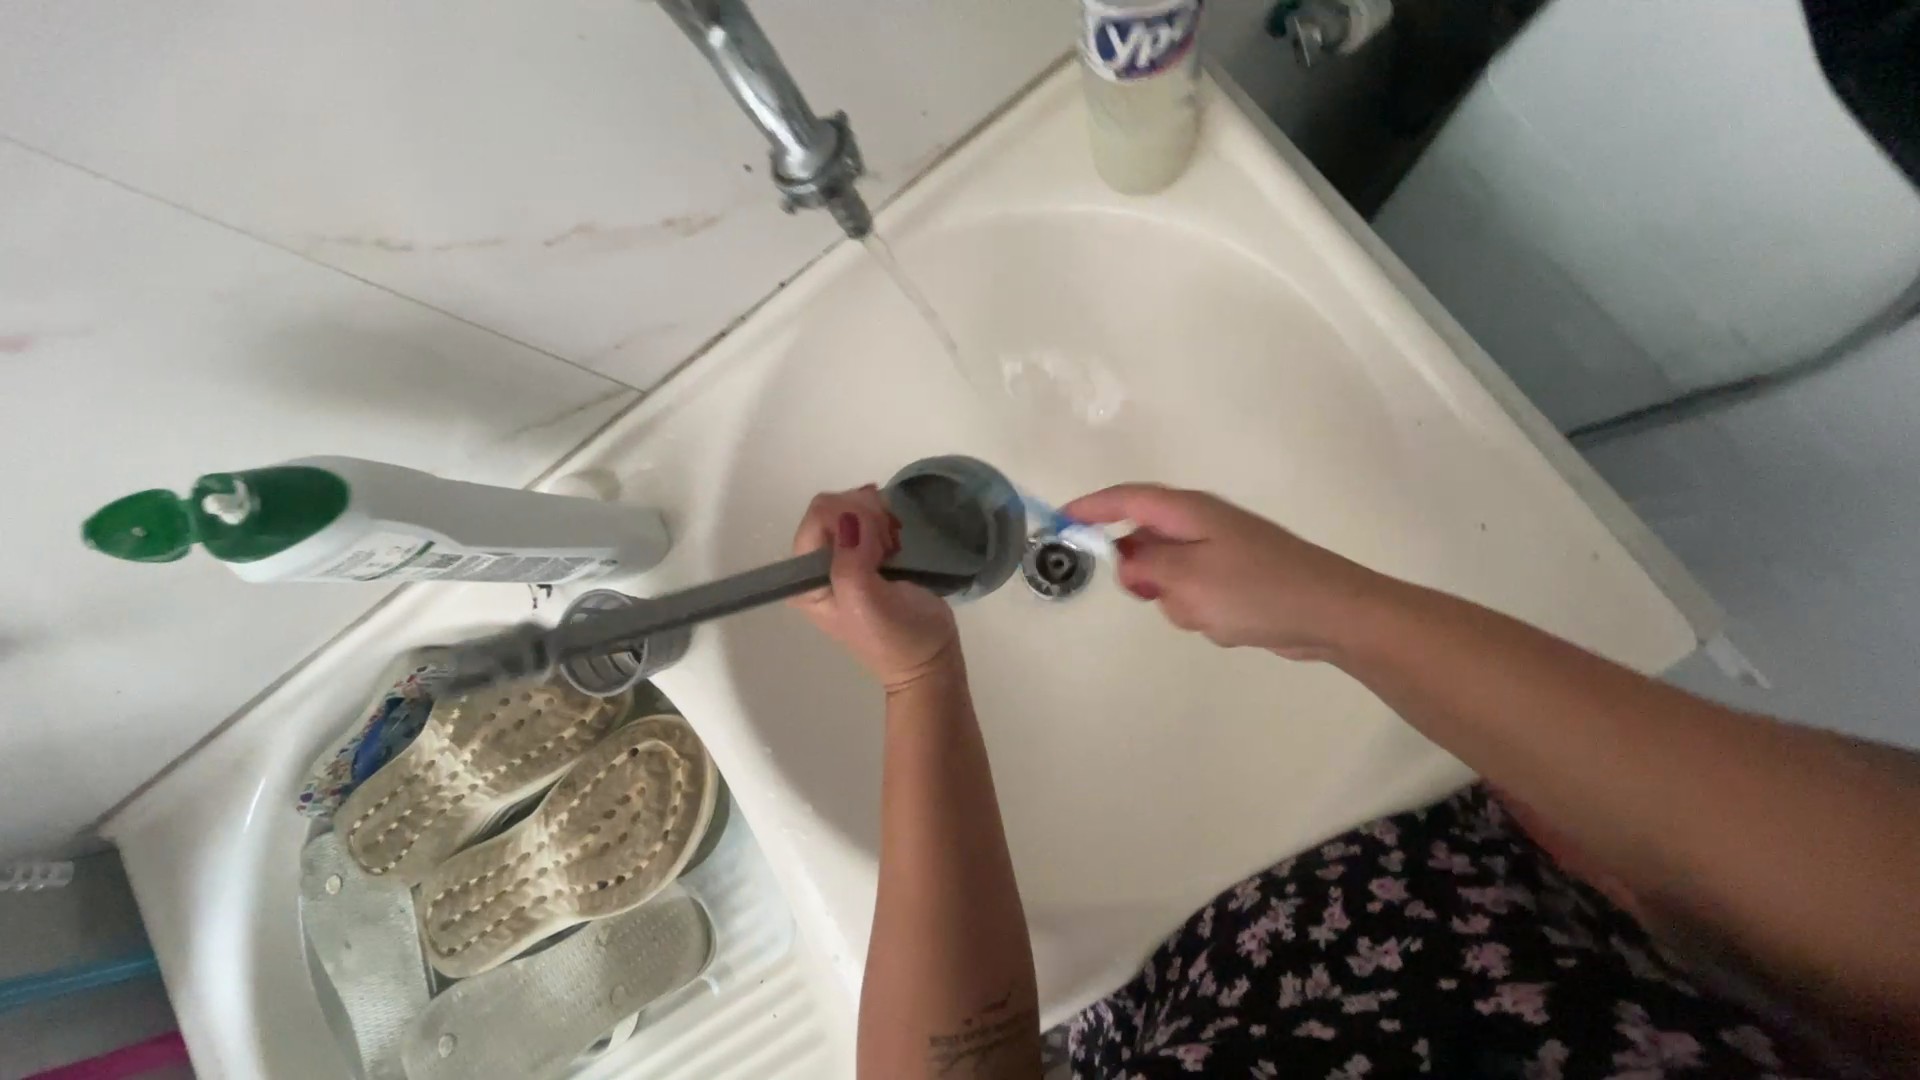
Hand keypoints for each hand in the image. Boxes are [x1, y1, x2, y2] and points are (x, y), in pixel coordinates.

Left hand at [789, 486, 961, 690]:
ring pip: (852, 506)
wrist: (930, 659)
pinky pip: (870, 515)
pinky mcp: (867, 551)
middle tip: (889, 547)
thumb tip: (850, 517)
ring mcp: (843, 555)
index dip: (850, 518)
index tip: (880, 542)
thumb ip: (850, 559)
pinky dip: (886, 520)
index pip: (816, 519)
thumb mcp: (865, 602)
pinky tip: (897, 541)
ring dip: (879, 518)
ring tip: (894, 548)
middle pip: (832, 507)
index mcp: (805, 580)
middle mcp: (817, 564)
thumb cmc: (896, 637)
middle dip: (865, 516)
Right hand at [1062, 483, 1391, 659]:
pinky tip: (1229, 624)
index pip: (1127, 499)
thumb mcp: (1188, 578)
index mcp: (1188, 512)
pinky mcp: (1234, 580)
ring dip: (1176, 599)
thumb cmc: (1257, 589)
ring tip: (1209, 614)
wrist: (1333, 614)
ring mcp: (1220, 553)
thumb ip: (1145, 567)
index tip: (1059, 521)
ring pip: (1168, 575)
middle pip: (1145, 541)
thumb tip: (1126, 561)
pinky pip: (1194, 593)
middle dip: (1144, 573)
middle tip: (1154, 595)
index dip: (1091, 508)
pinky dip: (1200, 610)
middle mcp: (1201, 525)